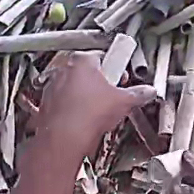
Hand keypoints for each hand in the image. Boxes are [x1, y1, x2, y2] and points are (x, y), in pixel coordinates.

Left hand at [27, 51, 154, 164]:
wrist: (65, 137)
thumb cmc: (88, 114)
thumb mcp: (123, 102)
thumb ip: (137, 94)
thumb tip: (147, 92)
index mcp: (82, 61)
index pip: (103, 56)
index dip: (115, 69)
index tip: (122, 79)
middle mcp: (64, 69)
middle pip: (88, 72)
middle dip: (100, 84)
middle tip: (112, 96)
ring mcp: (53, 86)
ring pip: (74, 87)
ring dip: (85, 96)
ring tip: (98, 111)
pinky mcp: (47, 104)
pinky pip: (64, 102)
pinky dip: (73, 108)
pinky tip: (83, 120)